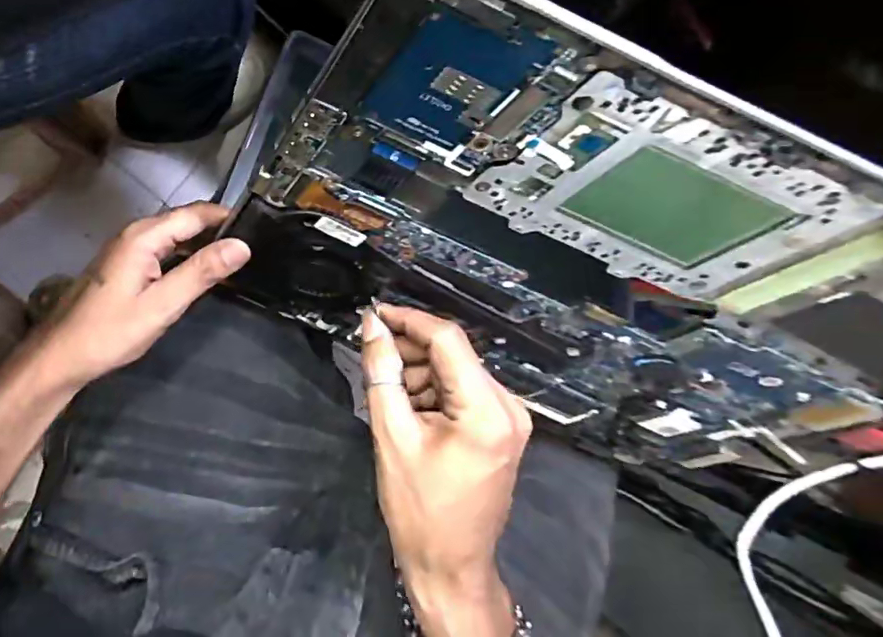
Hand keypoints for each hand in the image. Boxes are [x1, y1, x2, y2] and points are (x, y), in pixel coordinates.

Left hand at [28, 202, 250, 391]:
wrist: (58, 358)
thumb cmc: (110, 332)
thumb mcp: (162, 305)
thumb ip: (202, 272)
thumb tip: (242, 245)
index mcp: (144, 235)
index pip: (196, 213)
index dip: (227, 217)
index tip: (259, 228)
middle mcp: (136, 232)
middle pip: (185, 220)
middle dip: (217, 229)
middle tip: (252, 246)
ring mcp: (128, 247)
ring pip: (175, 235)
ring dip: (202, 243)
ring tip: (235, 258)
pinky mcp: (125, 263)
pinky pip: (163, 249)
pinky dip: (185, 255)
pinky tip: (200, 272)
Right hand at [359, 303, 530, 636]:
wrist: (450, 567)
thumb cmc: (420, 509)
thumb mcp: (392, 435)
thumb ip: (382, 373)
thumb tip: (372, 326)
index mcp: (488, 410)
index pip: (447, 339)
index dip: (409, 320)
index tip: (375, 314)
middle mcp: (509, 406)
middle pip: (452, 353)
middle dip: (410, 351)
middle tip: (373, 359)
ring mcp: (510, 417)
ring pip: (455, 368)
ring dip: (419, 372)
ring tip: (390, 396)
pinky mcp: (501, 426)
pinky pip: (462, 388)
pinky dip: (433, 390)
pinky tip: (410, 409)